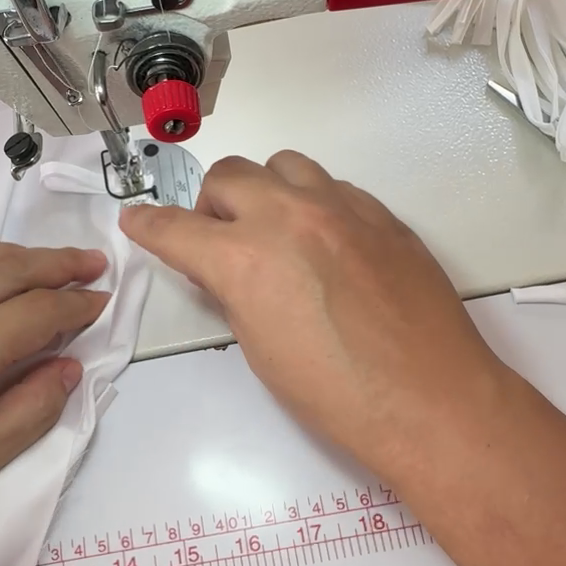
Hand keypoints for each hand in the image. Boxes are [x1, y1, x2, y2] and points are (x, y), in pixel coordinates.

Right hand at [121, 152, 516, 478]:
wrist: (428, 399)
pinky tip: (327, 242)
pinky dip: (314, 204)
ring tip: (275, 230)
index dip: (148, 226)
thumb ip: (235, 295)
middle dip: (209, 206)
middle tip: (218, 240)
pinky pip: (335, 187)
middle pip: (228, 177)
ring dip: (265, 190)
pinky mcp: (384, 216)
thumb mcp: (262, 350)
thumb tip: (227, 272)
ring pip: (284, 165)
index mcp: (246, 259)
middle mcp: (290, 217)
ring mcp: (343, 208)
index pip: (176, 228)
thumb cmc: (335, 395)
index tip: (137, 222)